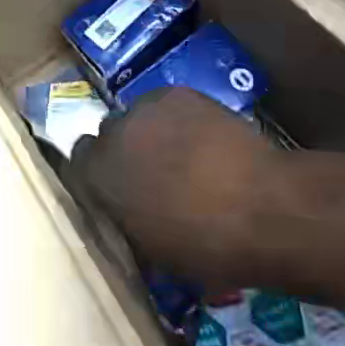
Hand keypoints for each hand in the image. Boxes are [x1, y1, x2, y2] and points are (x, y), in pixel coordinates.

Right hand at [68, 89, 282, 288]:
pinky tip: (206, 141)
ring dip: (152, 133)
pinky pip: (169, 105)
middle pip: (109, 133)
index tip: (119, 188)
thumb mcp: (155, 252)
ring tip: (186, 155)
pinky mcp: (179, 93)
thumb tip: (129, 215)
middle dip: (125, 150)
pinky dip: (180, 120)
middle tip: (156, 174)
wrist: (266, 209)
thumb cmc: (208, 247)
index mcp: (99, 175)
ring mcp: (146, 108)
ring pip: (139, 116)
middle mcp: (112, 133)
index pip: (78, 160)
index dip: (99, 172)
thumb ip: (128, 222)